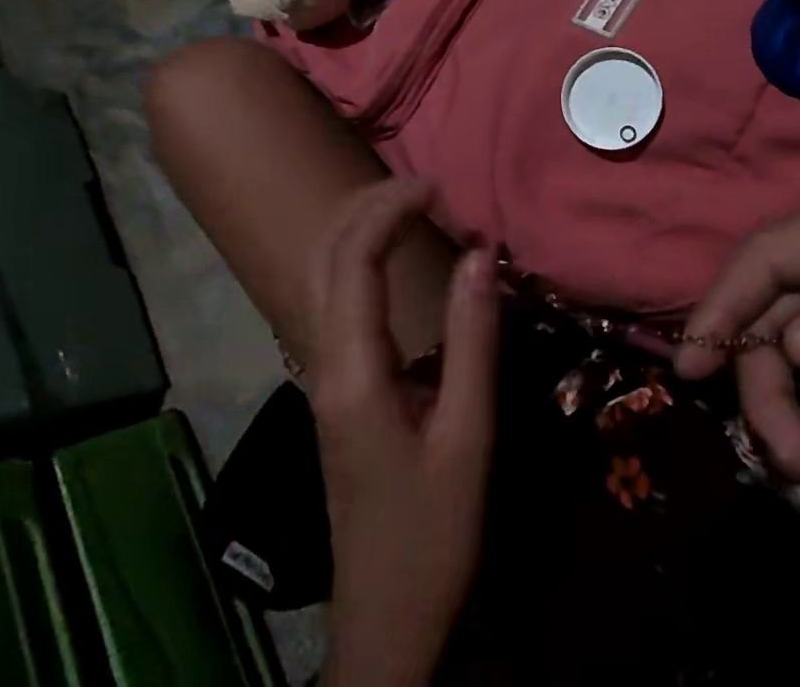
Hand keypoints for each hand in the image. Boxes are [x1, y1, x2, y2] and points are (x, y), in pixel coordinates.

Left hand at [309, 179, 499, 686]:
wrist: (385, 612)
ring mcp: (320, 375)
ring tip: (410, 206)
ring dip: (357, 229)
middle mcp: (322, 362)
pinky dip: (360, 261)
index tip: (438, 188)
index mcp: (352, 370)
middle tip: (424, 186)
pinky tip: (393, 260)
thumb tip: (481, 255)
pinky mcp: (334, 389)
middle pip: (322, 258)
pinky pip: (332, 304)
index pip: (354, 259)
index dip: (390, 209)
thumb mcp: (468, 434)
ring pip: (318, 278)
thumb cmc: (433, 530)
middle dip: (365, 206)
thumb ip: (473, 340)